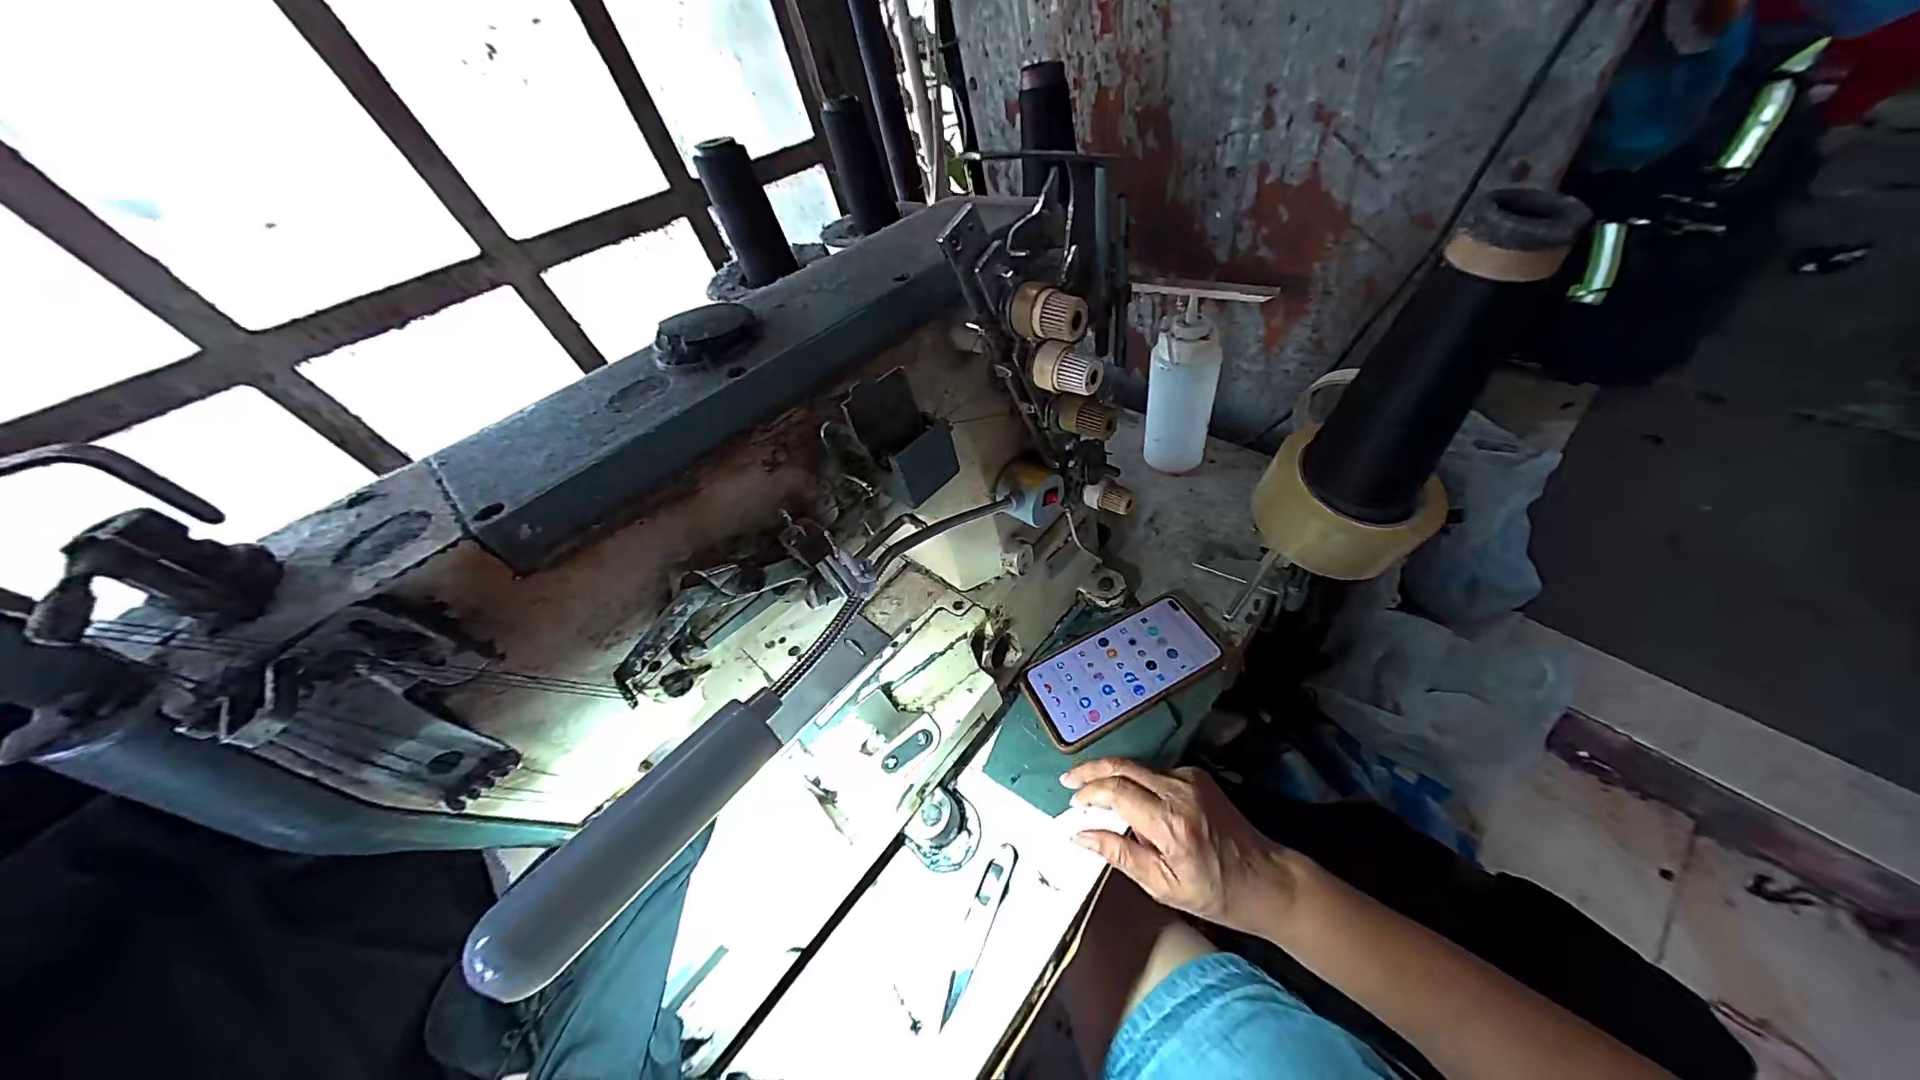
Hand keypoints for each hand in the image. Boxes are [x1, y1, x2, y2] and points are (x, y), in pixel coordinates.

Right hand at [1062, 758, 1297, 935]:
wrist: (1266, 878)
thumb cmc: (1214, 892)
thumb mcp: (1163, 886)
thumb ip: (1119, 855)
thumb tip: (1081, 835)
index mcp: (1171, 823)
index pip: (1117, 792)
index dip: (1089, 793)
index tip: (1073, 803)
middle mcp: (1180, 792)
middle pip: (1123, 767)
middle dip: (1091, 770)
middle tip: (1069, 780)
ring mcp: (1190, 779)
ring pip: (1137, 766)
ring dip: (1111, 775)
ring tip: (1091, 792)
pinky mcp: (1197, 776)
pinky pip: (1155, 772)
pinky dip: (1136, 781)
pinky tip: (1132, 801)